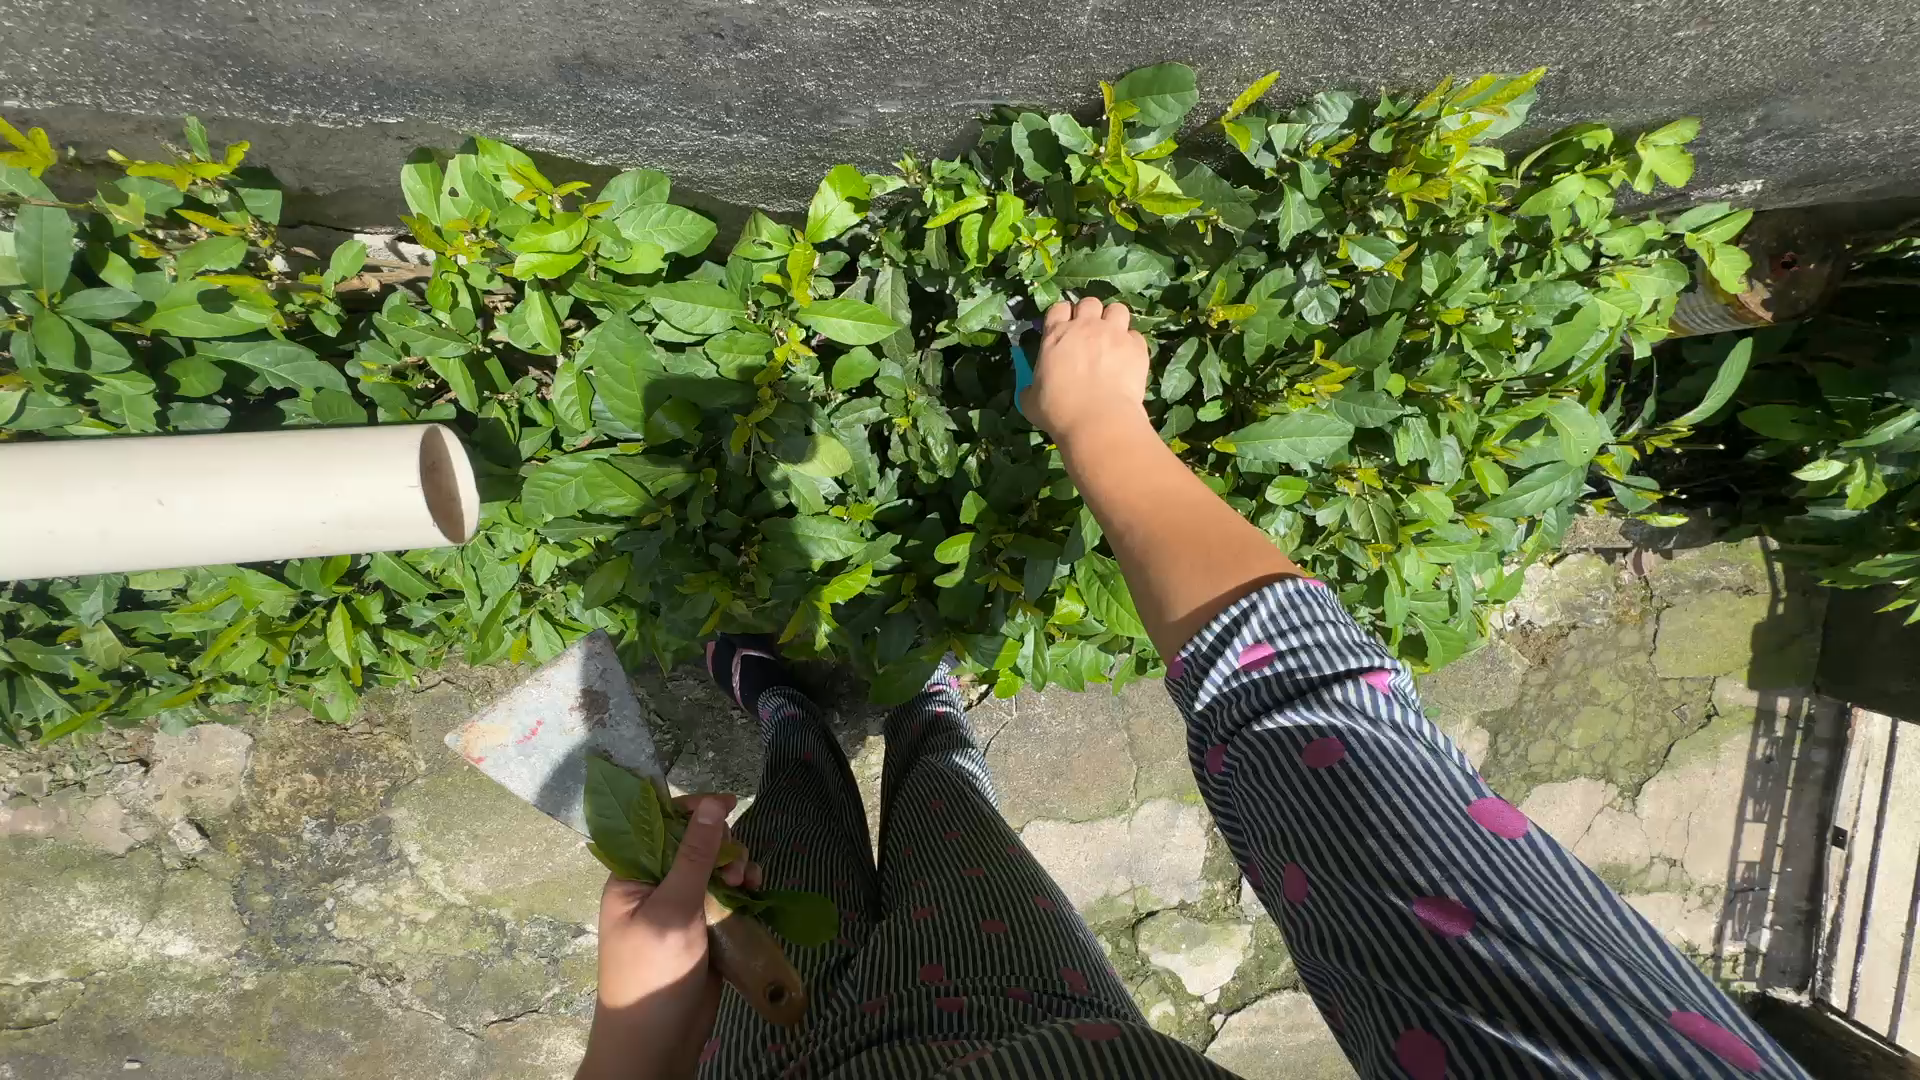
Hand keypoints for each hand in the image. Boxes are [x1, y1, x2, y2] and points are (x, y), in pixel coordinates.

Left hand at [576, 794, 762, 1079]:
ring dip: (737, 865)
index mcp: (632, 876)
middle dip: (722, 844)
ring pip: (716, 865)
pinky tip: (755, 891)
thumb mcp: (674, 909)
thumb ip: (695, 855)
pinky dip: (743, 886)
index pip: (661, 823)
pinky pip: (726, 890)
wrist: (657, 1047)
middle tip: (734, 866)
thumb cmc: (654, 974)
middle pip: (695, 841)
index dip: (694, 809)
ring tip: (748, 882)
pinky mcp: (704, 924)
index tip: (727, 805)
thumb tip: (712, 805)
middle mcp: (655, 884)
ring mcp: (681, 905)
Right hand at [1021, 297, 1151, 445]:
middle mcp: (1086, 326)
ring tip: (1113, 339)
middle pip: (1090, 303)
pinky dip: (1132, 344)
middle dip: (1090, 314)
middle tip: (1090, 334)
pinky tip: (1128, 359)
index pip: (1059, 308)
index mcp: (1056, 335)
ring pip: (1117, 310)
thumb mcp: (1031, 401)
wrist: (1097, 419)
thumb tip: (1027, 391)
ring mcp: (1114, 333)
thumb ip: (1030, 389)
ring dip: (1114, 321)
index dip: (1063, 316)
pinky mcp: (1136, 347)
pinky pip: (1136, 335)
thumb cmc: (1057, 410)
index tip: (1065, 328)